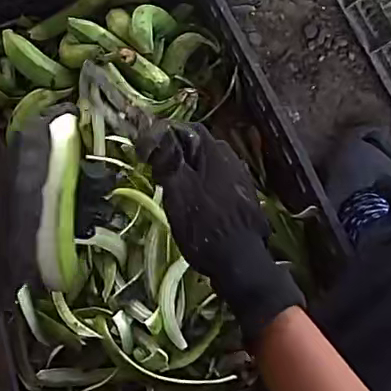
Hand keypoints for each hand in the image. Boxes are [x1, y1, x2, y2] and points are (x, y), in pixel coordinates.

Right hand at [142, 123, 303, 340]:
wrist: (240, 261)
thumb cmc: (203, 223)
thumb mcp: (177, 189)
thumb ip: (167, 158)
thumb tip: (153, 131)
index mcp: (214, 151)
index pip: (185, 128)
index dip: (163, 135)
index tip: (146, 151)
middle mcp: (231, 158)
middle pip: (197, 146)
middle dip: (175, 154)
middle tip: (155, 170)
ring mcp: (241, 178)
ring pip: (207, 165)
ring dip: (189, 171)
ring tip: (171, 188)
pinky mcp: (244, 198)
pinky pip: (217, 182)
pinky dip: (201, 186)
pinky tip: (194, 204)